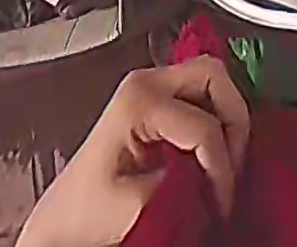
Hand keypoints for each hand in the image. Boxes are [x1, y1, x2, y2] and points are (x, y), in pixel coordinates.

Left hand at [18, 56, 249, 246]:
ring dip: (227, 116)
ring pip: (211, 77)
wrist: (62, 221)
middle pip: (213, 74)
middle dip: (234, 119)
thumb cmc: (88, 214)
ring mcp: (150, 84)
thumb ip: (180, 184)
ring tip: (225, 161)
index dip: (221, 166)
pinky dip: (216, 116)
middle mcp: (146, 81)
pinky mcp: (155, 97)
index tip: (220, 202)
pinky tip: (213, 152)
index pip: (203, 125)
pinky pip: (200, 91)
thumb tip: (215, 177)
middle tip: (234, 164)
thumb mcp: (136, 205)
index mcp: (139, 100)